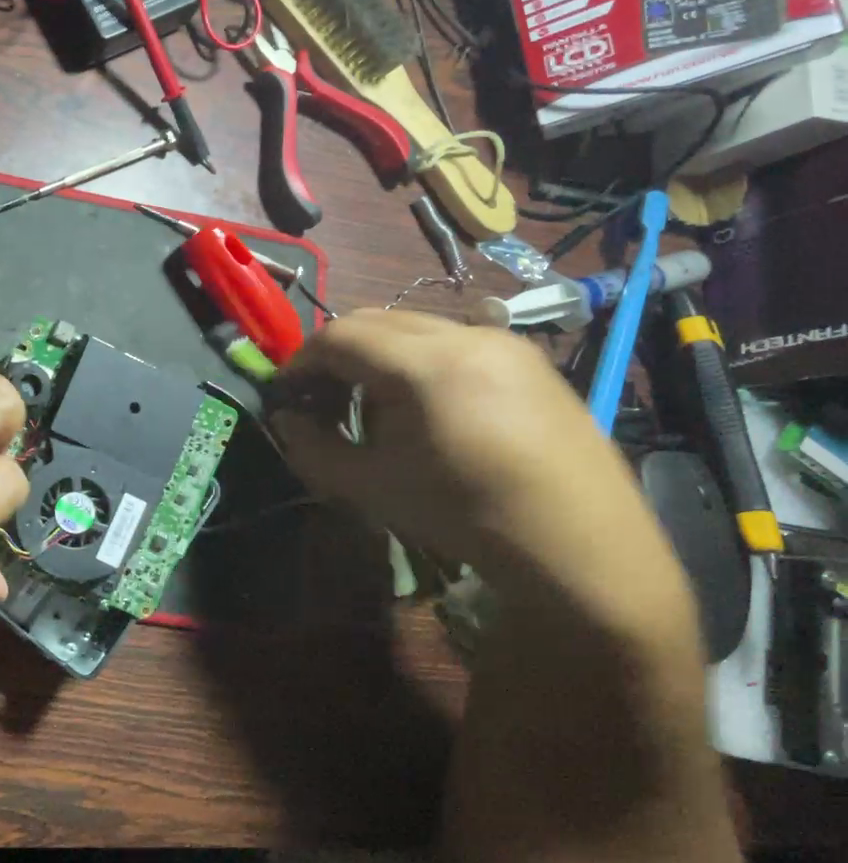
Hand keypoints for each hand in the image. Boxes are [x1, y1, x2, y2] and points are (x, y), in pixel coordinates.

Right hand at [271, 310, 651, 570]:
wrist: (576, 542)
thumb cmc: (462, 514)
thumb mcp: (368, 486)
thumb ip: (312, 447)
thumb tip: (286, 420)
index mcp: (423, 366)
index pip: (338, 336)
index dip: (300, 361)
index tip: (287, 395)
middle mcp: (465, 336)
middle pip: (374, 320)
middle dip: (335, 354)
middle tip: (320, 398)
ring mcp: (504, 342)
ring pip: (413, 327)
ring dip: (375, 355)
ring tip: (369, 405)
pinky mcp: (528, 359)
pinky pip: (452, 341)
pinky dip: (416, 359)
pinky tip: (421, 408)